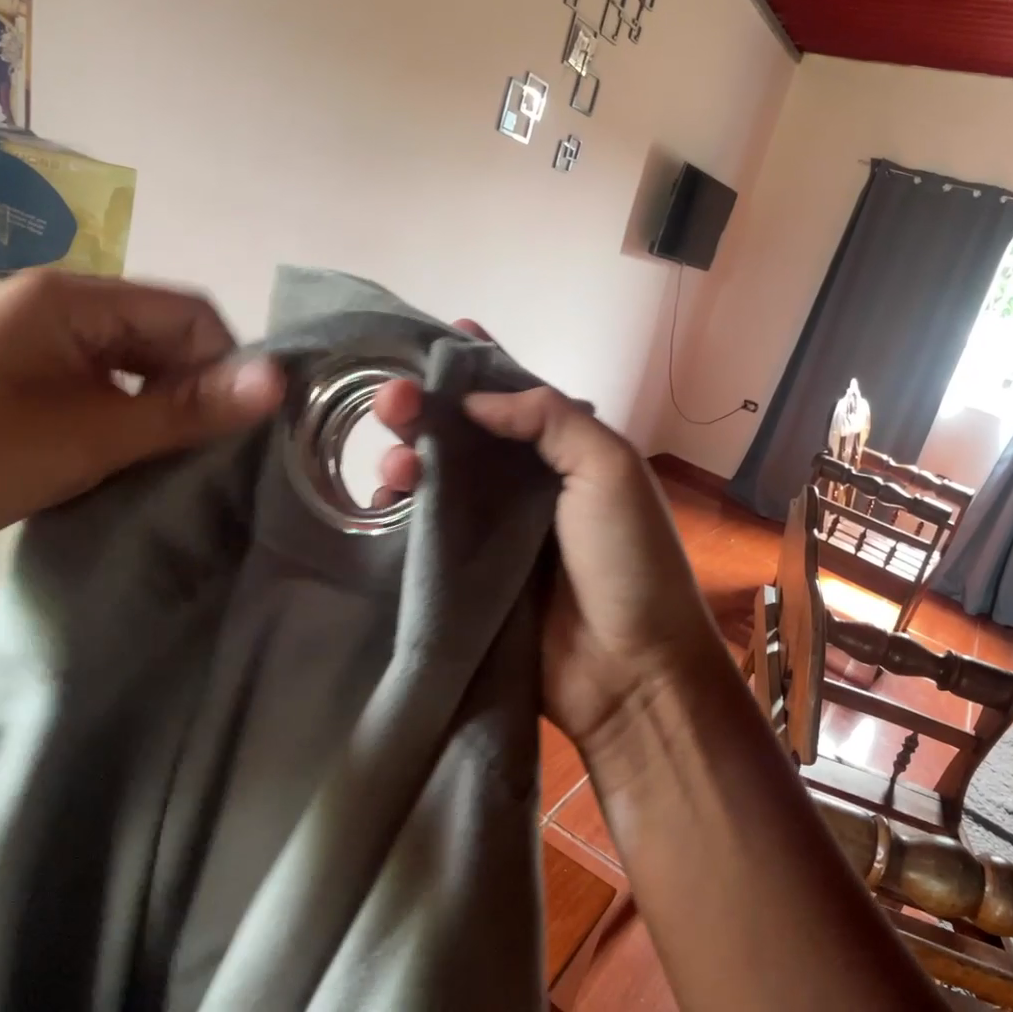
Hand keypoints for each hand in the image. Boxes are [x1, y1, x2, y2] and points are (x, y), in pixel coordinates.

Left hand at [0, 269, 282, 558]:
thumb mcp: (95, 434)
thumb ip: (191, 407)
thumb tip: (281, 382)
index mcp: (74, 300)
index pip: (189, 313)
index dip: (223, 365)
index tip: (229, 426)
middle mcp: (57, 307)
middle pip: (162, 336)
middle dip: (191, 389)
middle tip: (193, 450)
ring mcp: (33, 343)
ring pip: (133, 365)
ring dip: (157, 408)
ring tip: (158, 459)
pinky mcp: (18, 378)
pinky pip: (98, 386)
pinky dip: (122, 418)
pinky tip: (117, 457)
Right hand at [372, 324, 722, 750]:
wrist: (631, 670)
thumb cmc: (630, 560)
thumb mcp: (611, 469)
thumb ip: (552, 419)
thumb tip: (477, 399)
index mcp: (568, 456)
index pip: (514, 401)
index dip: (474, 370)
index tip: (430, 342)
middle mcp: (528, 490)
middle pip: (465, 439)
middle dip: (426, 413)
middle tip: (390, 403)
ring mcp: (496, 537)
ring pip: (438, 485)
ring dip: (408, 462)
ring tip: (391, 465)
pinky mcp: (469, 582)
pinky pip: (426, 540)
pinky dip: (401, 518)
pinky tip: (381, 505)